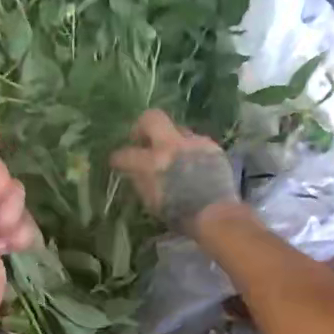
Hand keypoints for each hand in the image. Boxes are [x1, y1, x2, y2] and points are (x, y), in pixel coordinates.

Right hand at [109, 110, 238, 234]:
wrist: (216, 214)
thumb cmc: (180, 215)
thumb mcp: (152, 201)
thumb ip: (141, 181)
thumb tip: (135, 171)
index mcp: (152, 163)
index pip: (126, 154)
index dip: (118, 158)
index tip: (117, 161)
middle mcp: (171, 146)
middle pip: (151, 118)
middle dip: (142, 126)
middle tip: (141, 139)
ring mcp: (193, 143)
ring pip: (177, 129)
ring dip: (171, 140)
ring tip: (172, 156)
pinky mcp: (212, 147)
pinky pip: (196, 142)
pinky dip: (190, 150)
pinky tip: (193, 163)